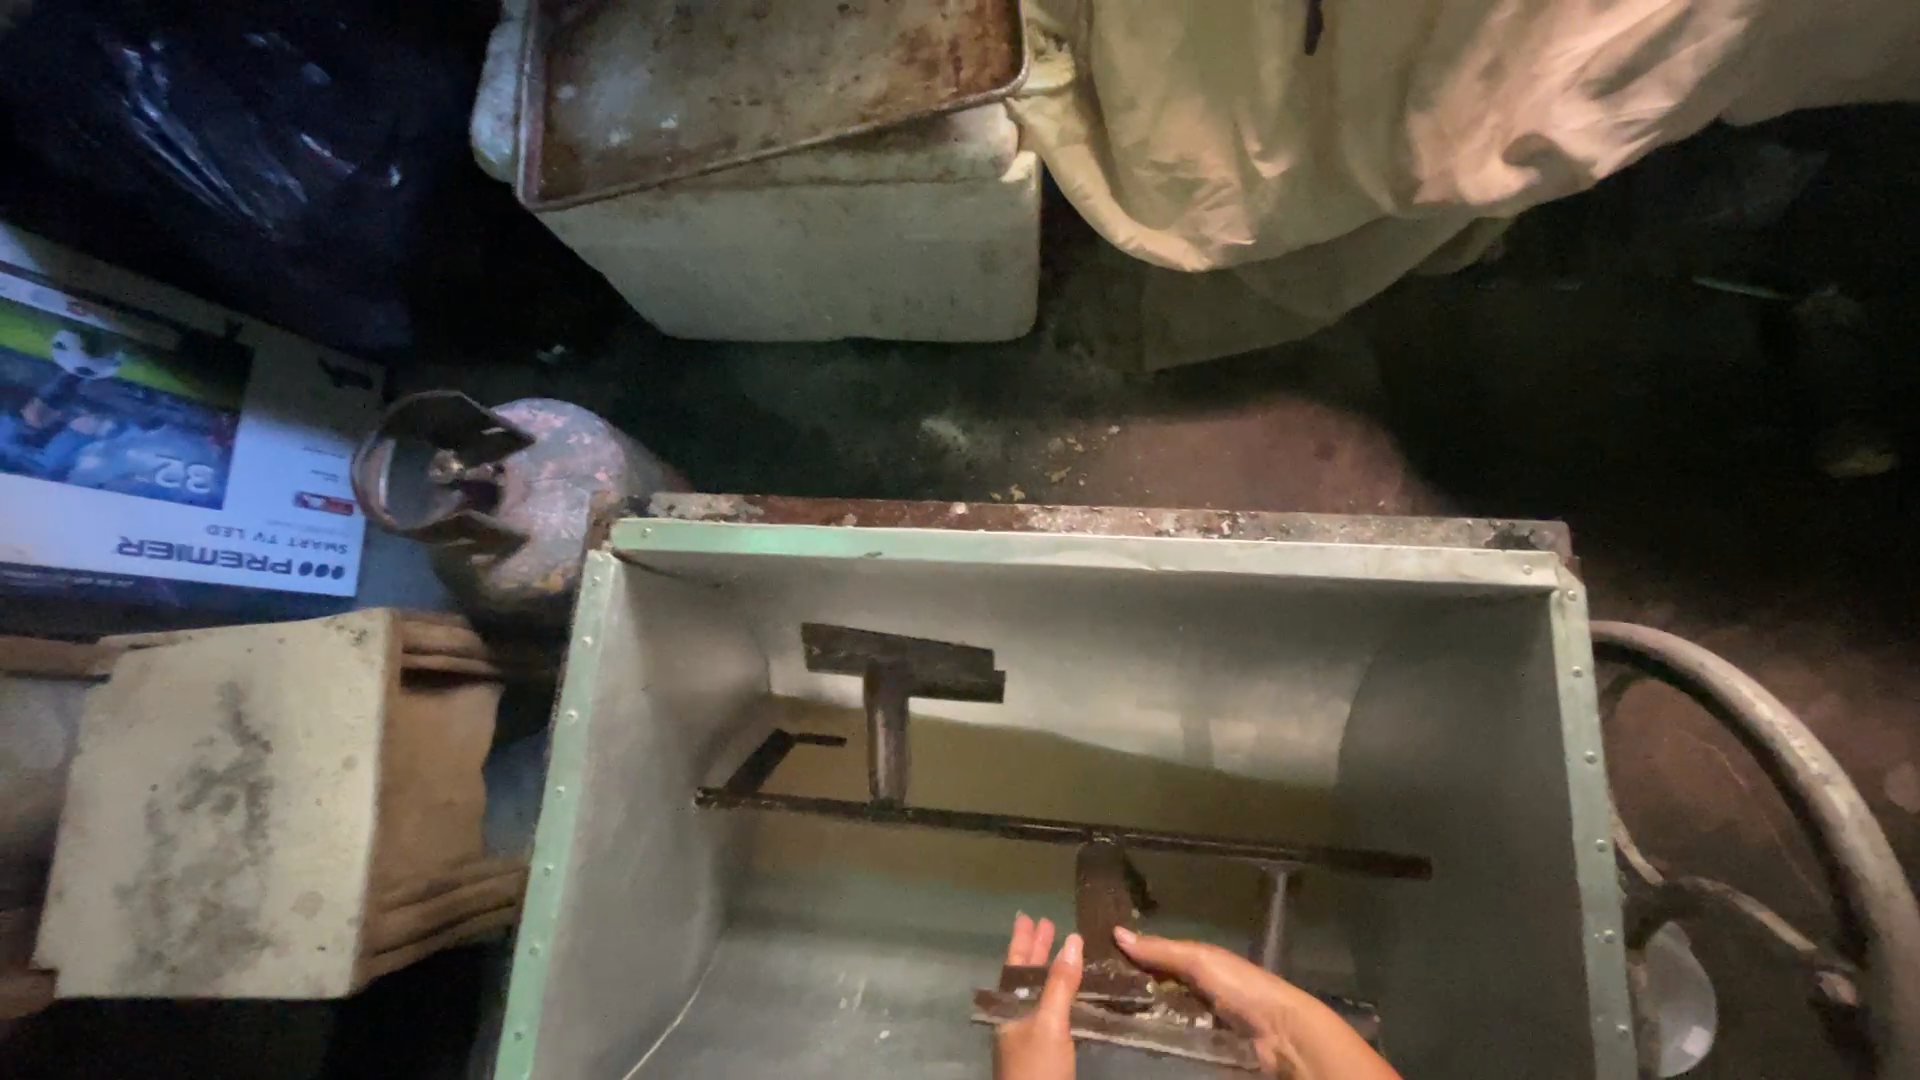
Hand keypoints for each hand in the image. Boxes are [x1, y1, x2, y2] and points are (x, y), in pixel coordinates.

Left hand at [992, 913, 1083, 1079]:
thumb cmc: (1037, 1068)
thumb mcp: (1050, 1022)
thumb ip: (1060, 983)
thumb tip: (1072, 939)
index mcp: (1008, 1006)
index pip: (1015, 963)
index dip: (1023, 939)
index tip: (1029, 915)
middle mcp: (1014, 1017)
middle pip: (1024, 976)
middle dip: (1036, 950)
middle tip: (1047, 923)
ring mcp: (1026, 1036)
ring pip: (1036, 993)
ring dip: (1048, 971)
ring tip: (1061, 950)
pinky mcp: (1042, 1054)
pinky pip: (1048, 1012)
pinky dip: (1057, 995)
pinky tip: (1068, 995)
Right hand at [1113, 928, 1401, 1079]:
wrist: (1280, 1035)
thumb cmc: (1239, 986)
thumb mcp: (1198, 960)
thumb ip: (1160, 950)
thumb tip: (1116, 932)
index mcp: (1199, 963)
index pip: (1158, 959)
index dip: (1133, 960)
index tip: (1099, 963)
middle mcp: (1200, 990)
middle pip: (1160, 991)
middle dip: (1136, 994)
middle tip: (1098, 997)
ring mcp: (1204, 1022)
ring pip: (1165, 1018)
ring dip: (1146, 1020)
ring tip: (1110, 1021)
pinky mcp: (1208, 1049)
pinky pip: (1177, 1041)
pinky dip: (1161, 1040)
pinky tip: (1138, 1040)